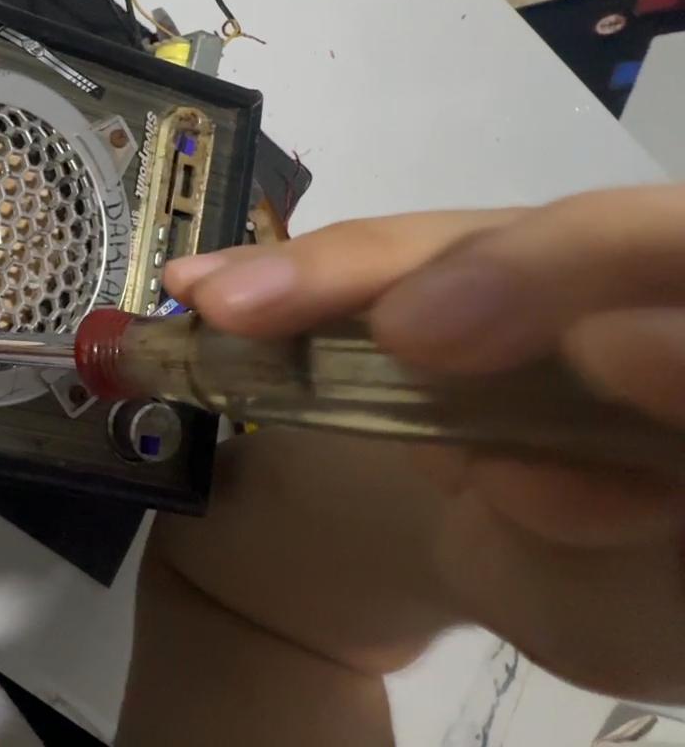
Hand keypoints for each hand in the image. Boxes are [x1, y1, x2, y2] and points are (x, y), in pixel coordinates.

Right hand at [163, 187, 684, 702]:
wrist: (462, 528)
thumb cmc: (554, 585)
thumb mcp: (600, 614)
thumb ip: (615, 568)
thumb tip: (544, 475)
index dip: (682, 328)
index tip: (609, 357)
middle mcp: (653, 298)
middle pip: (626, 233)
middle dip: (510, 268)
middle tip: (397, 332)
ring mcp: (540, 261)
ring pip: (466, 229)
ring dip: (340, 266)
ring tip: (227, 303)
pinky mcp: (432, 252)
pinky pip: (363, 246)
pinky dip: (281, 268)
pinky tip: (205, 284)